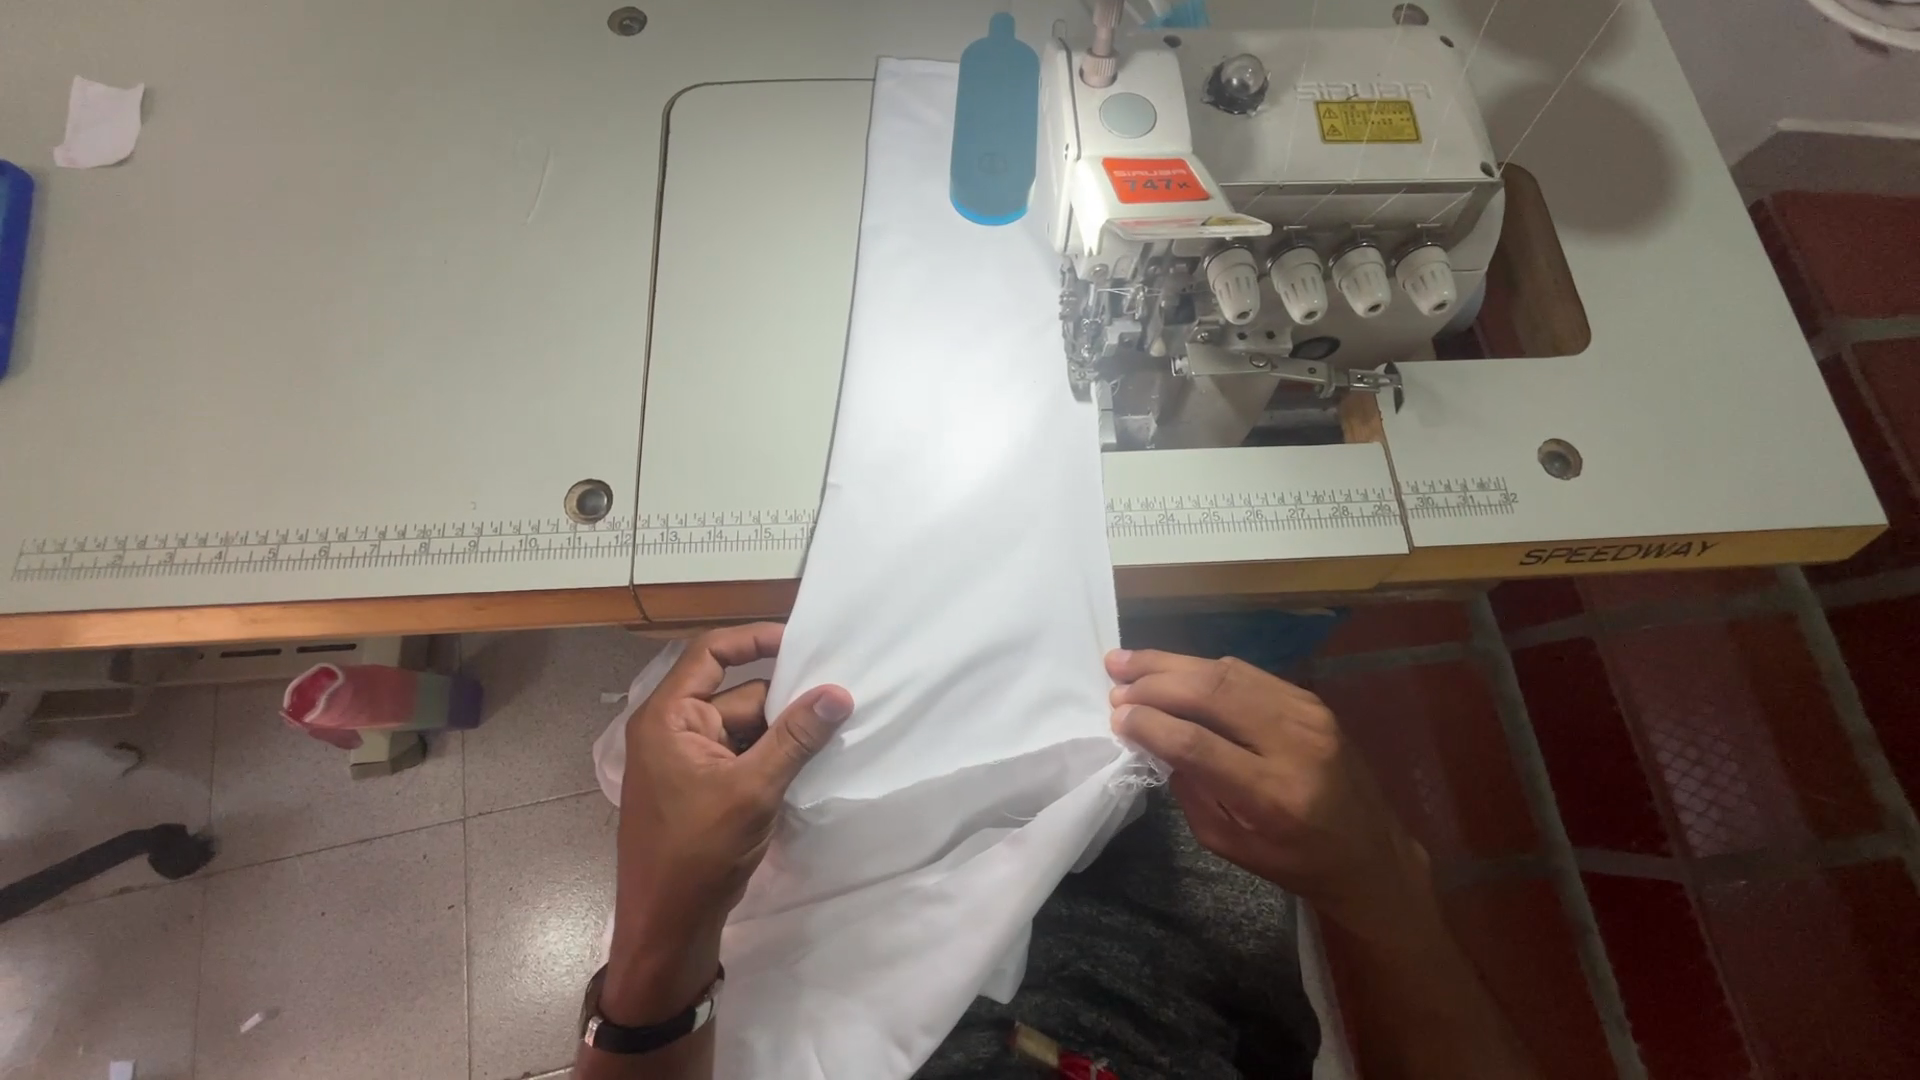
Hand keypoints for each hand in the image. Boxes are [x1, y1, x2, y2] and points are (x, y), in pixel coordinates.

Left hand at [604, 623, 853, 1022]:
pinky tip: (807, 763)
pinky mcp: (703, 786)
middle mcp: (675, 729)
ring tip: (829, 734)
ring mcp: (688, 760)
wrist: (667, 929)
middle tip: (835, 701)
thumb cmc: (697, 853)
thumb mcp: (753, 788)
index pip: (710, 653)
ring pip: (746, 726)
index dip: (754, 640)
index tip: (801, 643)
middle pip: (738, 693)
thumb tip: (838, 692)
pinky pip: (743, 753)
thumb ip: (796, 737)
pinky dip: (772, 756)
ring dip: (782, 732)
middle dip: (783, 701)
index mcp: (669, 717)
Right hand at [1106, 648, 1433, 936]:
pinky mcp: (1310, 700)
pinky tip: (1172, 669)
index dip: (1150, 724)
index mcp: (1274, 795)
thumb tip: (1153, 738)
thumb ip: (1190, 790)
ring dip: (1170, 664)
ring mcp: (1307, 714)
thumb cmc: (1295, 862)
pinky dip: (1201, 667)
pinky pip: (1245, 672)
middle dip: (1154, 685)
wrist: (1374, 855)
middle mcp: (1295, 744)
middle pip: (1210, 693)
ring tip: (1127, 662)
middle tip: (1115, 683)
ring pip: (1225, 671)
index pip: (1196, 743)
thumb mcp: (1230, 845)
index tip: (1116, 718)